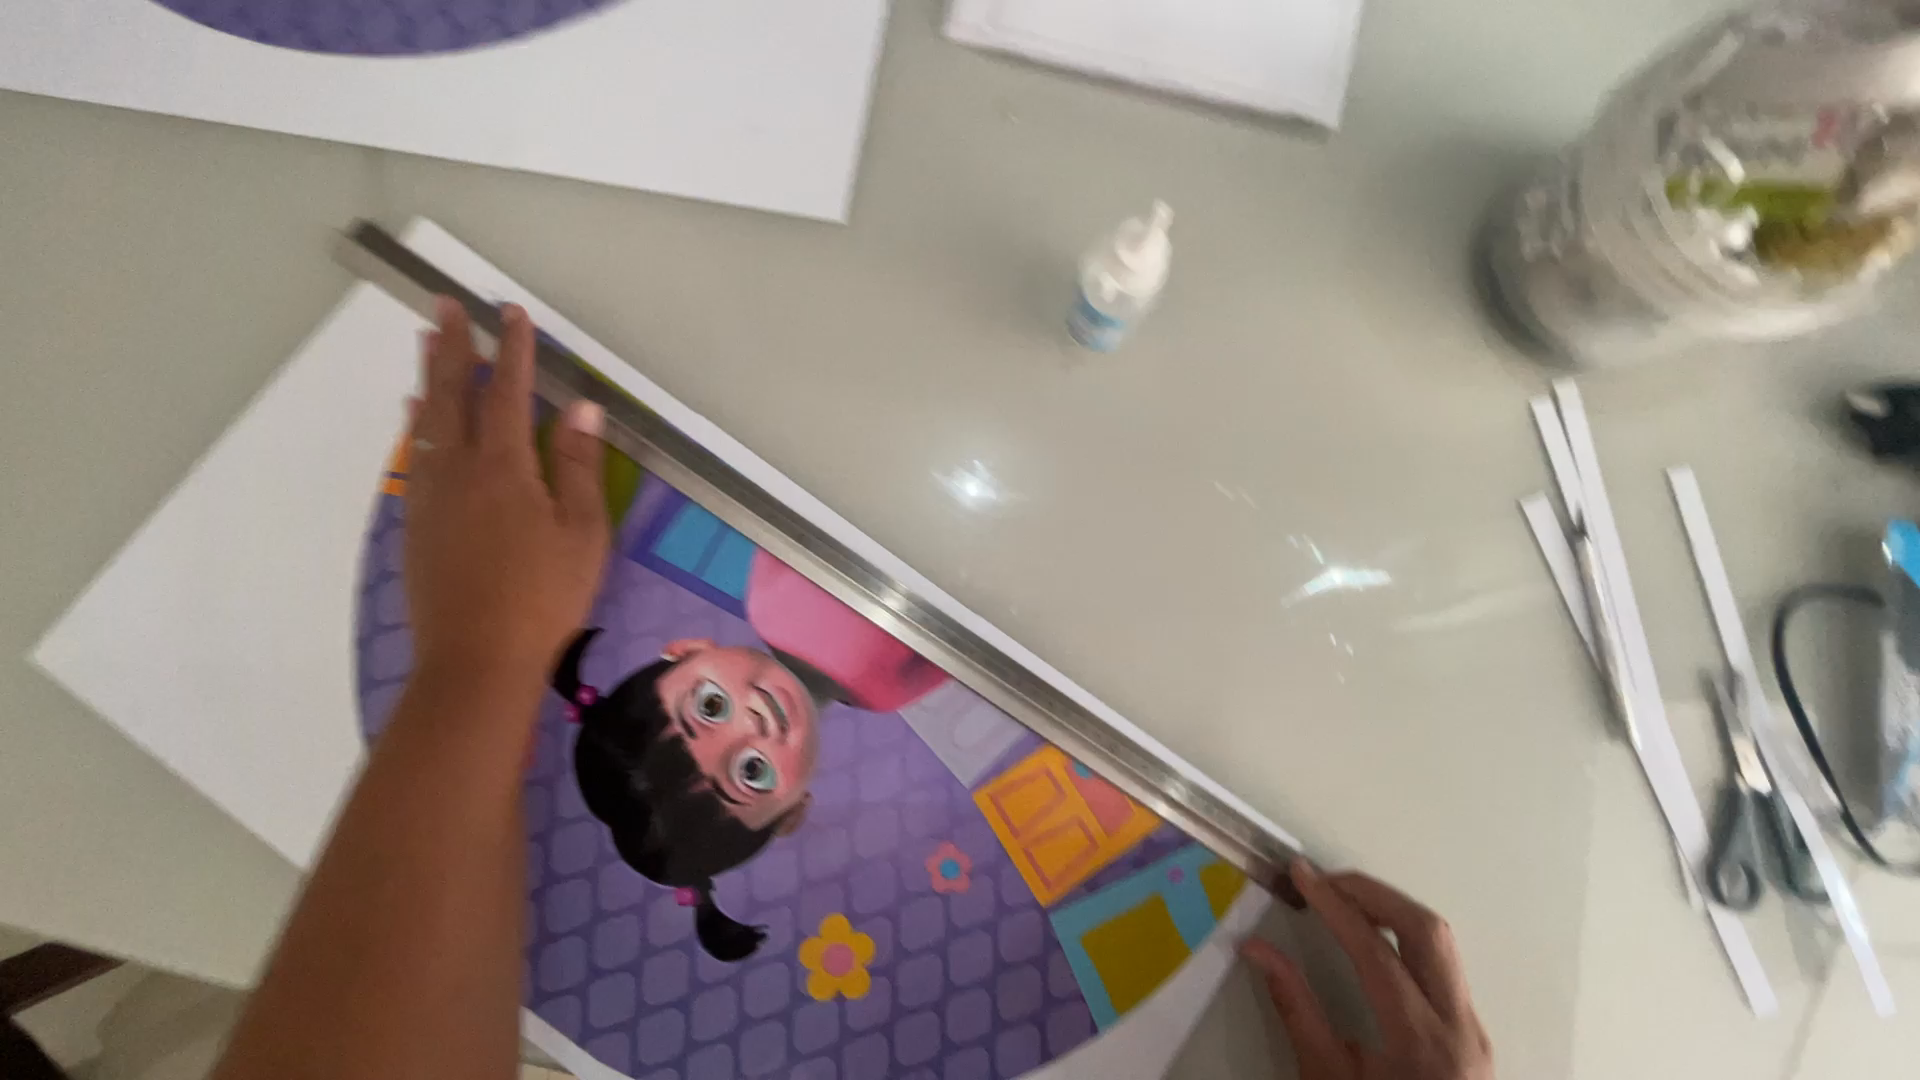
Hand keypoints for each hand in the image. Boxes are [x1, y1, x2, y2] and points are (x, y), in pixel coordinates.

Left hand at [404, 297, 609, 684]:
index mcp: (506, 468)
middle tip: (446, 306)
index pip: (510, 394)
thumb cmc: (546, 594)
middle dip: (453, 347)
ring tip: (427, 344)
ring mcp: (431, 494)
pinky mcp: (417, 520)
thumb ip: (581, 466)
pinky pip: (415, 453)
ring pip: (426, 420)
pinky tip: (417, 418)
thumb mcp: (583, 532)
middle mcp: (460, 468)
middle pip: (453, 395)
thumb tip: (584, 409)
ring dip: (430, 377)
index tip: (511, 313)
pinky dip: (417, 423)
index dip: (513, 351)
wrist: (478, 656)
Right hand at [1241, 861, 1493, 1079]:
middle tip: (1323, 882)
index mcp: (1421, 1042)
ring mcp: (1472, 1026)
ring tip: (1340, 900)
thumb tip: (1255, 947)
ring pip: (1440, 940)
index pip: (1375, 950)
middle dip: (1371, 893)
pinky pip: (1440, 960)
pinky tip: (1368, 934)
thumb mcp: (1326, 1077)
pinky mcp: (1470, 1027)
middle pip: (1426, 929)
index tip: (1300, 873)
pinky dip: (1402, 932)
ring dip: (1389, 908)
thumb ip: (1295, 1007)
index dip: (1333, 904)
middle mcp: (1459, 1026)